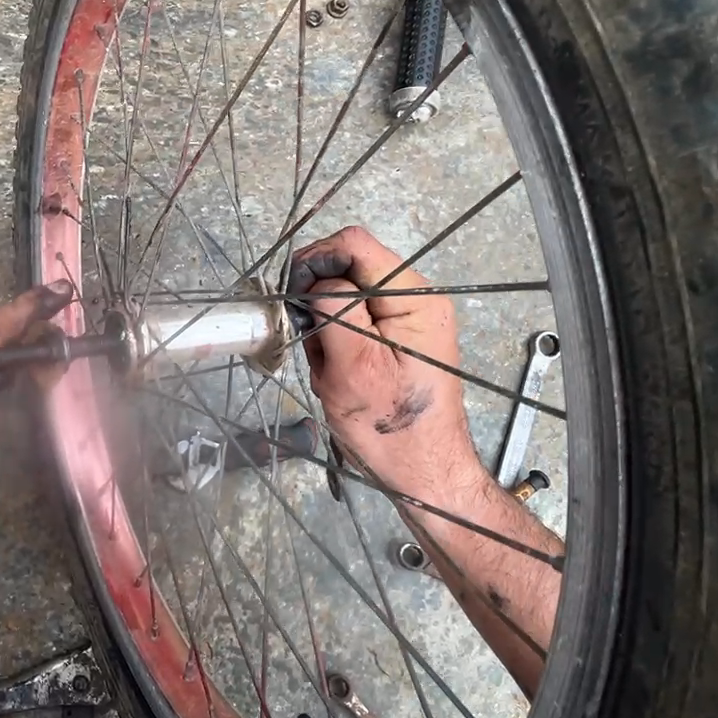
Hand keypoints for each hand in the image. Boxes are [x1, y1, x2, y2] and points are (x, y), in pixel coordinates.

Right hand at [288, 226, 479, 496]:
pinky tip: (334, 363)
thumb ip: (336, 310)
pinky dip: (332, 334)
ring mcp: (406, 314)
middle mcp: (415, 296)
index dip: (315, 261)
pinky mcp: (395, 333)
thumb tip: (317, 276)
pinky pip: (351, 314)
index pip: (353, 244)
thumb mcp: (354, 367)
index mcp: (413, 297)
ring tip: (325, 359)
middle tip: (309, 337)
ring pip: (343, 290)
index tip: (295, 299)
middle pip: (347, 263)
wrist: (422, 472)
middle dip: (316, 295)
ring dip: (322, 319)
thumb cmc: (388, 427)